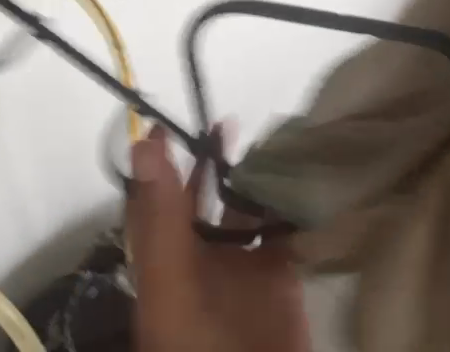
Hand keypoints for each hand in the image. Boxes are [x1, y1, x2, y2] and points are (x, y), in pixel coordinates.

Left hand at [127, 128, 310, 351]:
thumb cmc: (200, 349)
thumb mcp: (171, 291)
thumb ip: (161, 220)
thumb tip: (144, 147)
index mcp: (164, 264)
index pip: (154, 201)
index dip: (158, 162)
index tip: (169, 120)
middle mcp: (199, 260)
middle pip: (200, 199)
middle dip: (210, 160)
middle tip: (227, 121)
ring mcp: (241, 268)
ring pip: (243, 209)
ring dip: (254, 175)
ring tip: (272, 138)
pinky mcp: (279, 277)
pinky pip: (283, 229)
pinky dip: (291, 201)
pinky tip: (305, 173)